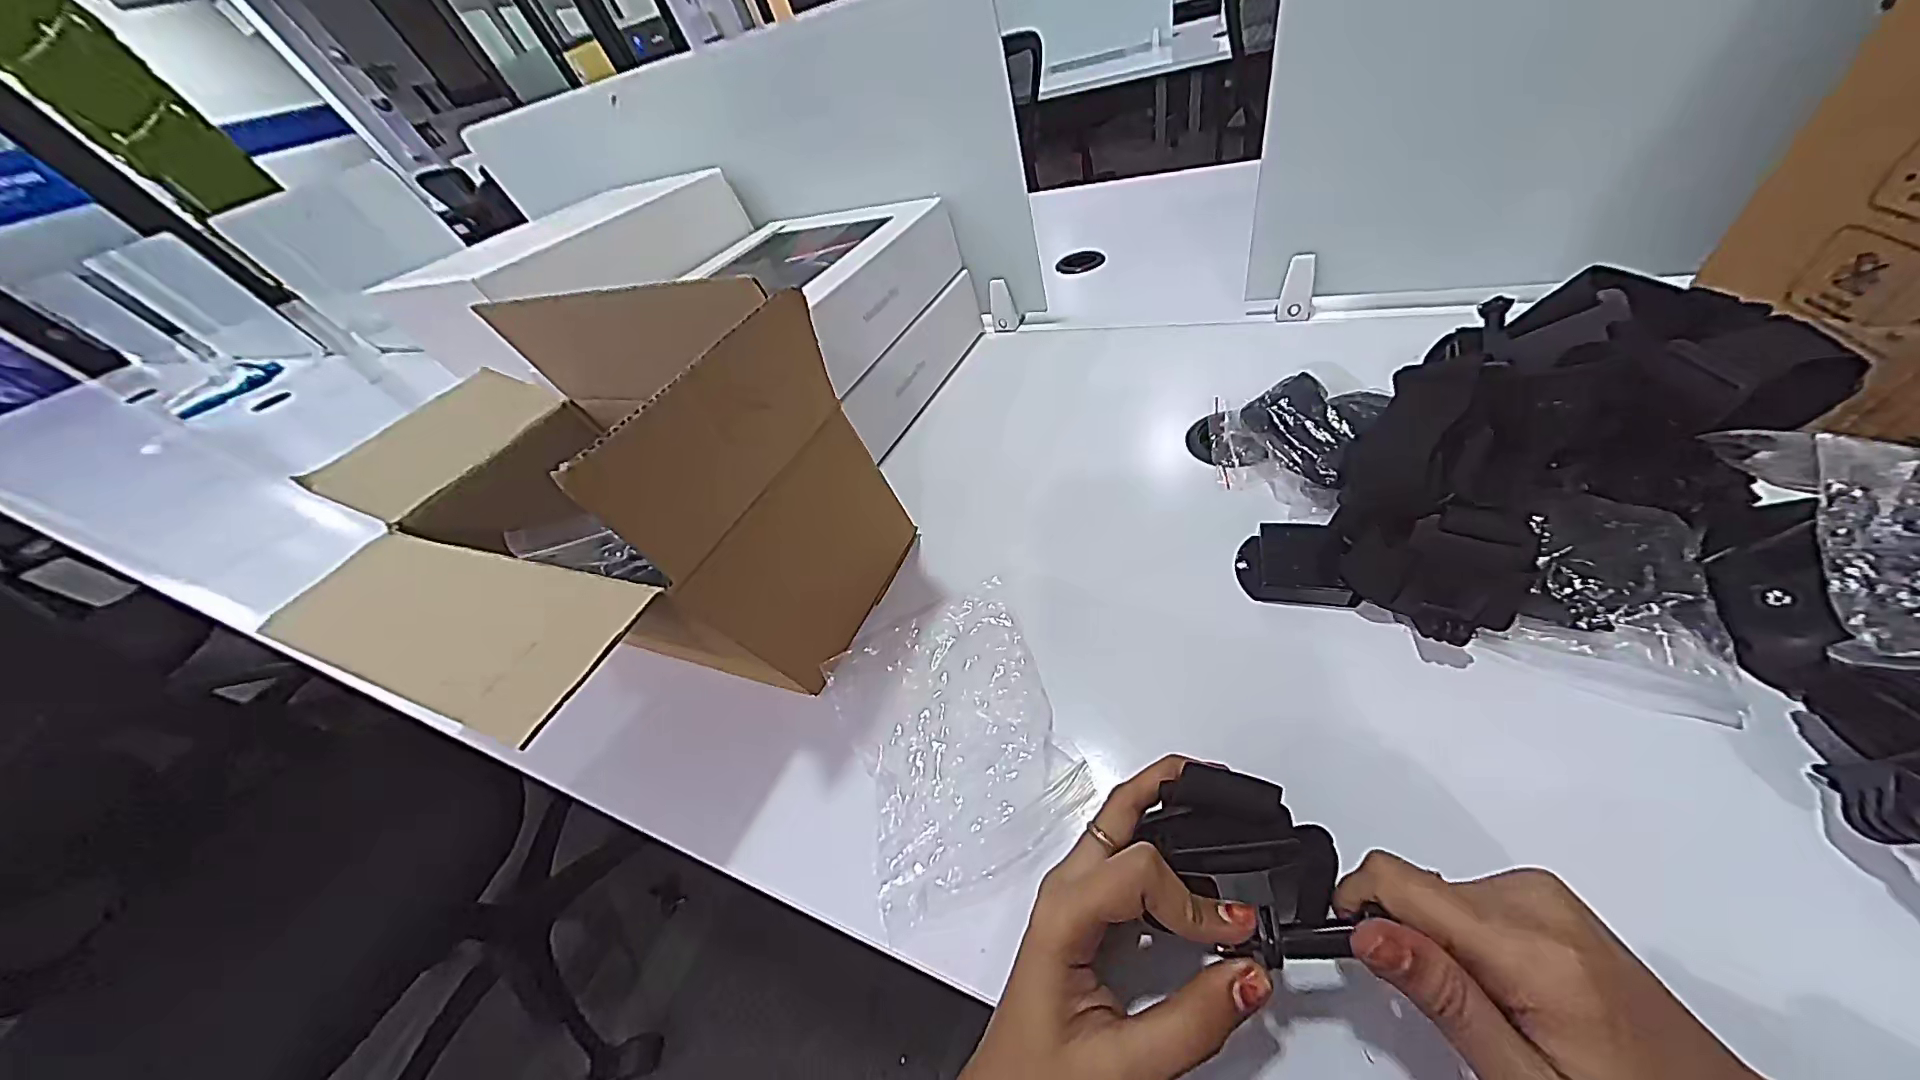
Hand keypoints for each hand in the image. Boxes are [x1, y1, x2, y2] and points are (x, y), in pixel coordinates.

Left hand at [960, 756, 1272, 1079]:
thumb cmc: (1038, 1072)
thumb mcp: (1121, 1064)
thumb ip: (1193, 1022)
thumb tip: (1249, 975)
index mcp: (1065, 912)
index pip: (1139, 868)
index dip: (1194, 898)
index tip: (1234, 934)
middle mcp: (1065, 889)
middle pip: (1117, 810)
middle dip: (1165, 783)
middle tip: (1212, 778)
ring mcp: (1072, 893)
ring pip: (1117, 823)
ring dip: (1161, 802)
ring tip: (1205, 798)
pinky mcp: (1084, 907)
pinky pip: (1121, 855)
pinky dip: (1156, 835)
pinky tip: (1186, 849)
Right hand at [1334, 851, 1762, 1079]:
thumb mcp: (1522, 1078)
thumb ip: (1440, 995)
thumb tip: (1367, 932)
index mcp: (1532, 947)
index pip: (1393, 878)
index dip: (1357, 909)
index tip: (1359, 949)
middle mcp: (1539, 903)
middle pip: (1413, 887)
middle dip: (1406, 938)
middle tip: (1449, 1010)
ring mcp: (1549, 896)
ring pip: (1435, 892)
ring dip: (1437, 940)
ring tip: (1488, 1005)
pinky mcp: (1550, 898)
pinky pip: (1465, 896)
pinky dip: (1463, 935)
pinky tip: (1503, 985)